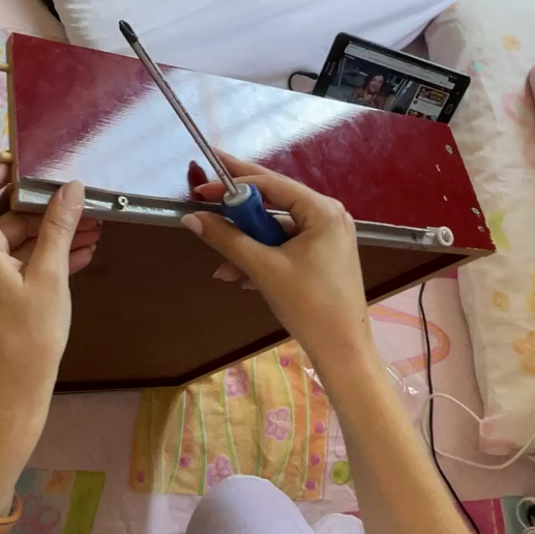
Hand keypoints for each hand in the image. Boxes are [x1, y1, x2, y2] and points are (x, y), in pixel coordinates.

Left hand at [0, 164, 101, 433]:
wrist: (9, 401)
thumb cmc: (30, 339)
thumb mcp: (51, 279)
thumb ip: (59, 229)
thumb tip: (71, 187)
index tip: (30, 165)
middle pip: (2, 219)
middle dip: (45, 211)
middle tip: (84, 207)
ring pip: (13, 245)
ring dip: (50, 237)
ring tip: (93, 232)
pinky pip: (13, 268)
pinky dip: (41, 260)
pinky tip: (79, 259)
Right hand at [182, 156, 371, 366]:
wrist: (342, 350)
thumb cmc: (308, 304)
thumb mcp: (263, 268)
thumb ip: (227, 238)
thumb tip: (192, 218)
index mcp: (322, 210)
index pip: (271, 183)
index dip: (233, 183)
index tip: (202, 188)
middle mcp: (329, 215)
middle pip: (274, 199)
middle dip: (239, 209)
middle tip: (206, 195)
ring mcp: (328, 235)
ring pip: (277, 228)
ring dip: (249, 245)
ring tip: (225, 270)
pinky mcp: (324, 254)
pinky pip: (286, 244)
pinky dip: (264, 256)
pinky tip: (243, 278)